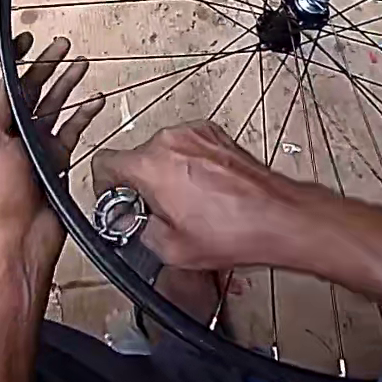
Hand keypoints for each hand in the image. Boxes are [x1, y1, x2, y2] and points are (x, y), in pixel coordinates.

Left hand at [0, 34, 103, 277]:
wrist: (21, 238)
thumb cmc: (1, 194)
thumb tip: (0, 73)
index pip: (2, 83)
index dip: (12, 59)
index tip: (25, 39)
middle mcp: (15, 131)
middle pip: (32, 89)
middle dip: (46, 64)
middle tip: (62, 45)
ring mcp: (37, 144)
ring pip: (54, 105)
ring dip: (67, 83)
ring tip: (82, 63)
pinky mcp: (57, 158)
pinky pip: (72, 129)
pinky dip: (83, 113)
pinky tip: (95, 100)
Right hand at [91, 122, 320, 271]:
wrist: (276, 215)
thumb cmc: (232, 231)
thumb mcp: (171, 249)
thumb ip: (137, 229)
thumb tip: (128, 218)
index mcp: (150, 165)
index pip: (105, 162)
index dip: (104, 185)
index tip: (115, 199)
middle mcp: (168, 140)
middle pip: (136, 158)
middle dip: (141, 183)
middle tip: (157, 211)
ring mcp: (193, 132)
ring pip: (163, 151)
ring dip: (166, 172)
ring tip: (189, 202)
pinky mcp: (212, 132)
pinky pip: (187, 144)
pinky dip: (189, 162)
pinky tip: (205, 189)